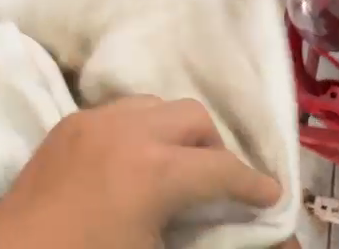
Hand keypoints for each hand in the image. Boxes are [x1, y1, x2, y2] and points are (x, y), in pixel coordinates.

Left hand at [0, 97, 283, 248]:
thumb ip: (194, 233)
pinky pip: (119, 110)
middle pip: (192, 116)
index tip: (270, 196)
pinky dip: (140, 128)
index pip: (221, 169)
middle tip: (220, 183)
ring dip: (174, 131)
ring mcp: (94, 121)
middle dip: (214, 147)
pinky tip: (134, 160)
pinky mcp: (68, 123)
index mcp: (155, 171)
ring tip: (176, 168)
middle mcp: (128, 130)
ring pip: (154, 104)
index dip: (253, 186)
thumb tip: (221, 226)